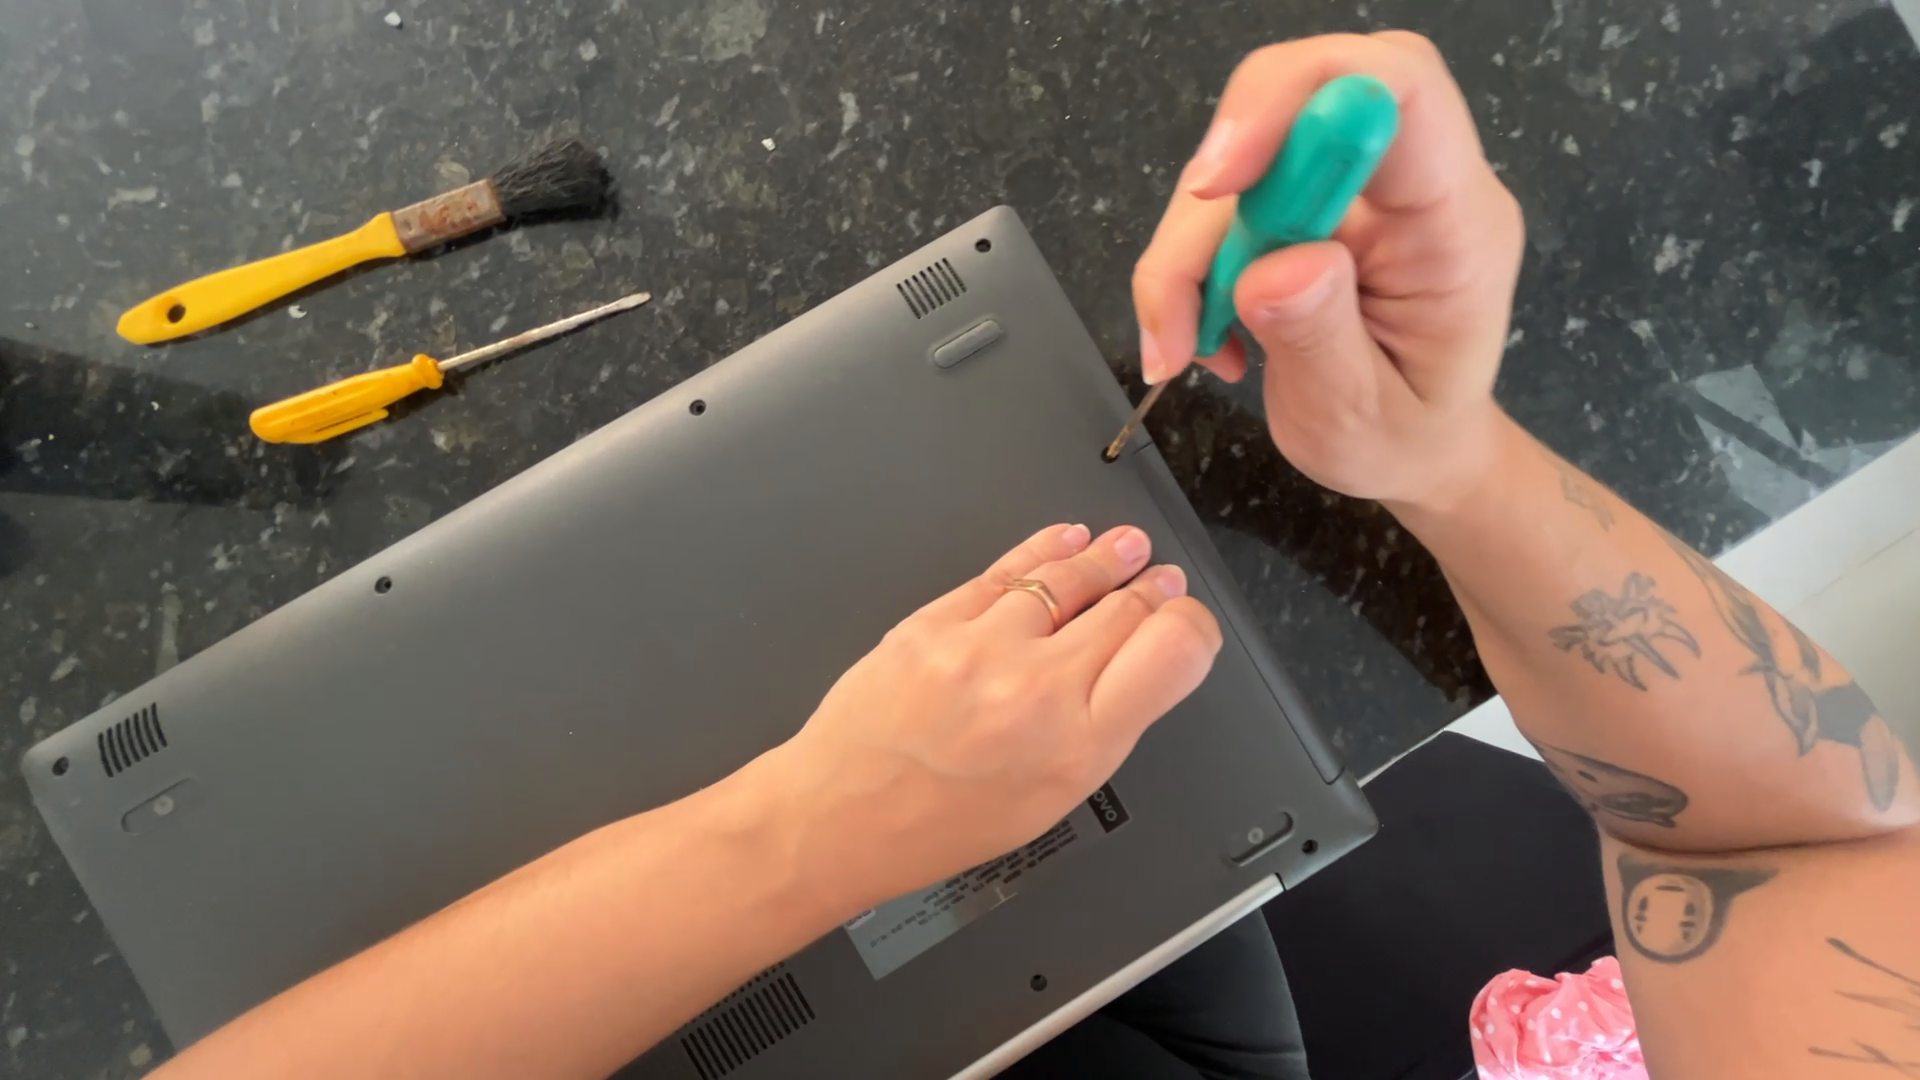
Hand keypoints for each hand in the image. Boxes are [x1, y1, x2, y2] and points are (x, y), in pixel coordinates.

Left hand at [772, 523, 1221, 912]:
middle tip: (1161, 578)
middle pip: (1124, 609)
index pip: (1171, 652)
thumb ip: (1102, 727)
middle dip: (1152, 589)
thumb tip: (1135, 662)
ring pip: (1067, 578)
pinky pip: (1006, 572)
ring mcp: (981, 647)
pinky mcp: (935, 621)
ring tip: (1127, 547)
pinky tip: (1067, 540)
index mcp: (1078, 746)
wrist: (841, 811)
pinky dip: (1044, 550)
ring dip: (1107, 558)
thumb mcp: (1049, 798)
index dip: (1191, 625)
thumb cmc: (942, 821)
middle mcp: (1036, 689)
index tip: (1185, 621)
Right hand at [1132, 32, 1525, 510]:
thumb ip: (1320, 339)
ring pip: (1231, 184)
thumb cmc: (1402, 443)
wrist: (1413, 453)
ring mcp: (1345, 203)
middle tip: (1172, 328)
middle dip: (1203, 219)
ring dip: (1180, 271)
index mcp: (1450, 224)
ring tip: (1181, 355)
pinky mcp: (1299, 224)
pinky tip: (1203, 342)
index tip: (1211, 188)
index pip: (1392, 88)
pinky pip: (1217, 222)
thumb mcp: (1357, 417)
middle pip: (1284, 125)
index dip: (1291, 104)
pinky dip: (1184, 281)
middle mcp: (1398, 191)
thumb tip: (1269, 269)